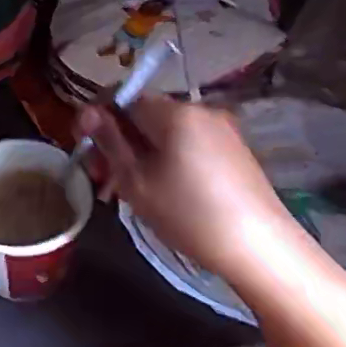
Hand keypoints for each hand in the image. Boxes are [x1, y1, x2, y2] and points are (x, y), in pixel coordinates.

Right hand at [78, 99, 303, 284]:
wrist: (258, 247)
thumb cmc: (188, 214)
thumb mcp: (136, 181)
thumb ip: (110, 142)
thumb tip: (87, 111)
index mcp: (175, 112)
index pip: (124, 99)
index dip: (99, 122)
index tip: (88, 153)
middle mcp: (202, 110)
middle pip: (146, 116)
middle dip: (120, 142)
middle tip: (105, 181)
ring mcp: (223, 129)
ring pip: (167, 133)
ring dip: (143, 154)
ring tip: (133, 191)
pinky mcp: (235, 150)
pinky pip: (189, 144)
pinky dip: (169, 160)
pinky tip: (165, 191)